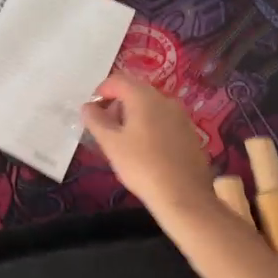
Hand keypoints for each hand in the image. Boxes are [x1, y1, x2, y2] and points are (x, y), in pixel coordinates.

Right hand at [81, 75, 215, 218]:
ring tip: (125, 140)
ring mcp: (181, 116)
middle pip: (135, 90)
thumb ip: (95, 120)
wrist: (185, 197)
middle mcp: (164, 99)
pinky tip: (147, 150)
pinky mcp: (190, 133)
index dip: (101, 91)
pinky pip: (165, 120)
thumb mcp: (111, 144)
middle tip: (107, 127)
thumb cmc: (142, 167)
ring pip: (151, 106)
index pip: (117, 80)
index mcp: (143, 96)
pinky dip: (151, 126)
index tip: (93, 111)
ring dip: (134, 115)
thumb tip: (87, 106)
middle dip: (117, 104)